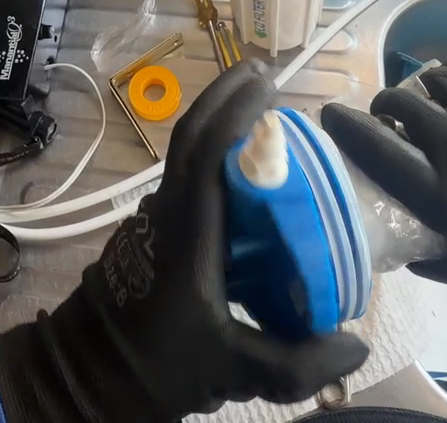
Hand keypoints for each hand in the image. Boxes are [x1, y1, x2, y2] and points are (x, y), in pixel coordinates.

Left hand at [0, 63, 368, 422]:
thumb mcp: (235, 370)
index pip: (204, 152)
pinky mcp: (157, 227)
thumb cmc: (159, 364)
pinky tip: (249, 173)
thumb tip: (356, 346)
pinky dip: (217, 157)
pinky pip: (190, 178)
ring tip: (265, 116)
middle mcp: (168, 209)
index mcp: (186, 229)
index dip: (233, 110)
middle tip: (265, 75)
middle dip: (225, 97)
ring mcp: (157, 215)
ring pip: (188, 154)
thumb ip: (298, 362)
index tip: (265, 82)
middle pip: (191, 136)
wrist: (90, 372)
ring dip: (220, 125)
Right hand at [320, 54, 446, 361]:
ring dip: (424, 89)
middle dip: (384, 106)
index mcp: (443, 195)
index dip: (342, 125)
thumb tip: (388, 233)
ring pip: (434, 78)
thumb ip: (423, 251)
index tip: (330, 116)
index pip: (372, 147)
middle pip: (398, 104)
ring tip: (433, 101)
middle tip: (391, 117)